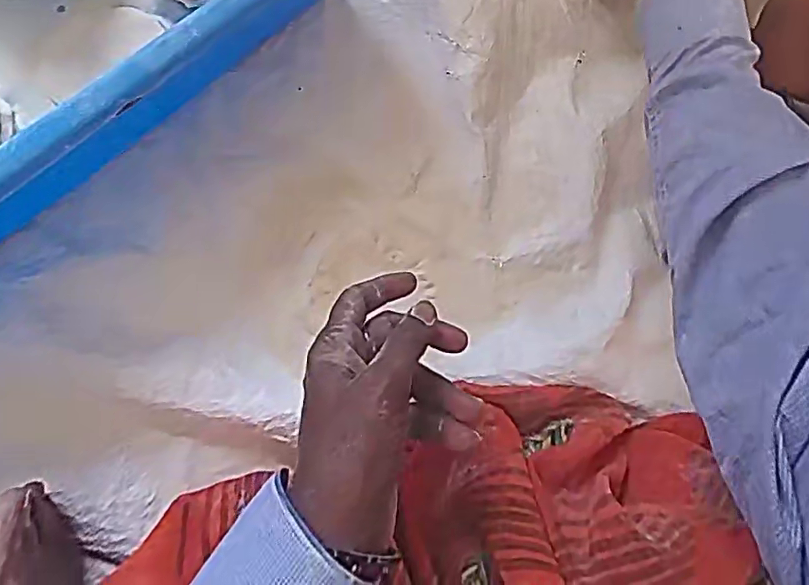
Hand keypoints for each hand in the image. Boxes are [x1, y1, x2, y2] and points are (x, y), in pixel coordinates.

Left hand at [288, 273, 484, 552]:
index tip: (415, 282)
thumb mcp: (383, 385)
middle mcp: (349, 370)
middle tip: (461, 345)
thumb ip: (406, 341)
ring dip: (442, 394)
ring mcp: (365, 402)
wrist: (341, 525)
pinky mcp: (380, 431)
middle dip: (429, 345)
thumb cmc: (355, 444)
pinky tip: (461, 438)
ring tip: (471, 414)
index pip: (356, 303)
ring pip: (409, 378)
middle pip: (393, 339)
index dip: (383, 288)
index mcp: (337, 351)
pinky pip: (413, 412)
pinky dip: (436, 422)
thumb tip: (423, 306)